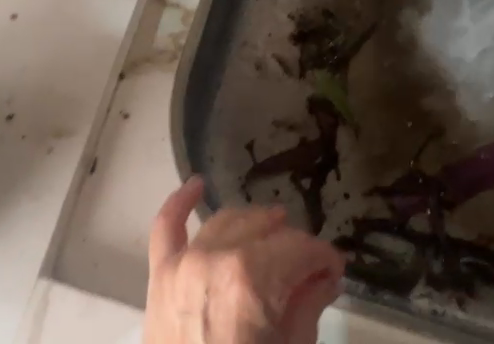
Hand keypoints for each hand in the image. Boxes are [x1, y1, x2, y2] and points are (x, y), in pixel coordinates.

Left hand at [145, 177, 344, 343]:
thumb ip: (307, 307)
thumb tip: (325, 275)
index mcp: (252, 280)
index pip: (300, 249)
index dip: (323, 260)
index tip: (334, 273)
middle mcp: (215, 259)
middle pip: (266, 232)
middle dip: (293, 247)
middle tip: (310, 272)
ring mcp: (182, 264)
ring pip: (226, 222)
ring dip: (253, 226)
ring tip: (274, 234)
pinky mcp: (159, 277)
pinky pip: (166, 227)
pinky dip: (180, 203)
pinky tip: (197, 185)